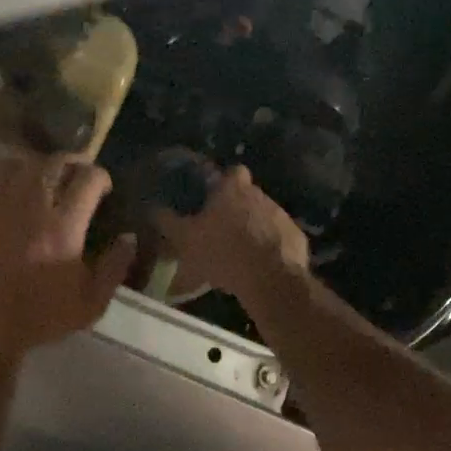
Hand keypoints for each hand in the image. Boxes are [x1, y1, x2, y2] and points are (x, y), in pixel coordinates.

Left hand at [0, 152, 136, 362]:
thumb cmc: (40, 318)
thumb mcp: (90, 304)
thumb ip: (114, 267)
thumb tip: (130, 237)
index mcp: (64, 227)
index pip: (88, 179)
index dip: (101, 176)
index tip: (104, 189)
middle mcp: (33, 207)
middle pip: (55, 163)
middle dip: (74, 162)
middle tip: (80, 173)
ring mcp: (1, 207)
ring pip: (24, 163)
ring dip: (42, 163)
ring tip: (49, 174)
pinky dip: (12, 171)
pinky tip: (18, 183)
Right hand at [157, 167, 309, 302]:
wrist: (271, 279)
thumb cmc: (223, 252)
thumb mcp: (185, 240)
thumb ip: (168, 222)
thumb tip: (154, 208)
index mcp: (234, 190)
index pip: (233, 171)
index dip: (224, 181)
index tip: (214, 196)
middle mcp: (261, 195)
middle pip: (248, 195)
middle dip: (237, 209)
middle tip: (221, 230)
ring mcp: (282, 216)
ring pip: (265, 216)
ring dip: (254, 229)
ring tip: (239, 253)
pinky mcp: (297, 237)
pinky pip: (280, 238)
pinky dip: (271, 248)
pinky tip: (260, 266)